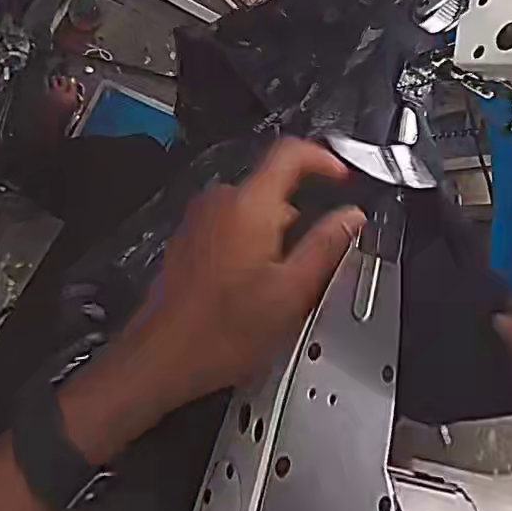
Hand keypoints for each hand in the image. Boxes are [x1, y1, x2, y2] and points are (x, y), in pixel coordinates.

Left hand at [58, 138, 365, 461]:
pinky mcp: (190, 235)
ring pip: (254, 206)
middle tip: (309, 256)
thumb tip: (351, 218)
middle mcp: (221, 201)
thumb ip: (327, 244)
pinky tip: (250, 284)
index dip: (324, 159)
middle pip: (275, 185)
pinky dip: (251, 240)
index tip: (340, 176)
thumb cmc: (218, 331)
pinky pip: (232, 222)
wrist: (159, 358)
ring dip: (275, 232)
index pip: (292, 152)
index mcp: (250, 205)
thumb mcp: (291, 291)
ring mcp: (201, 217)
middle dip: (301, 214)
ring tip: (277, 281)